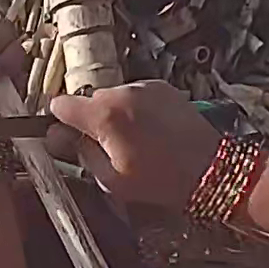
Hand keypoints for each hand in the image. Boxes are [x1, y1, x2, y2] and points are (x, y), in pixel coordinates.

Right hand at [48, 82, 220, 211]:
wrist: (212, 169)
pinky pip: (133, 94)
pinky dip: (134, 108)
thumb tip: (56, 137)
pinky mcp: (161, 87)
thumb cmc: (159, 181)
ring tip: (132, 138)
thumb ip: (79, 153)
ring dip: (114, 113)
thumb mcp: (110, 179)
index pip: (61, 104)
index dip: (61, 121)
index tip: (69, 136)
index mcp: (103, 115)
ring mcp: (142, 87)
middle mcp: (120, 93)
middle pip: (87, 100)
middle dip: (91, 119)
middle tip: (106, 145)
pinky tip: (149, 129)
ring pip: (111, 96)